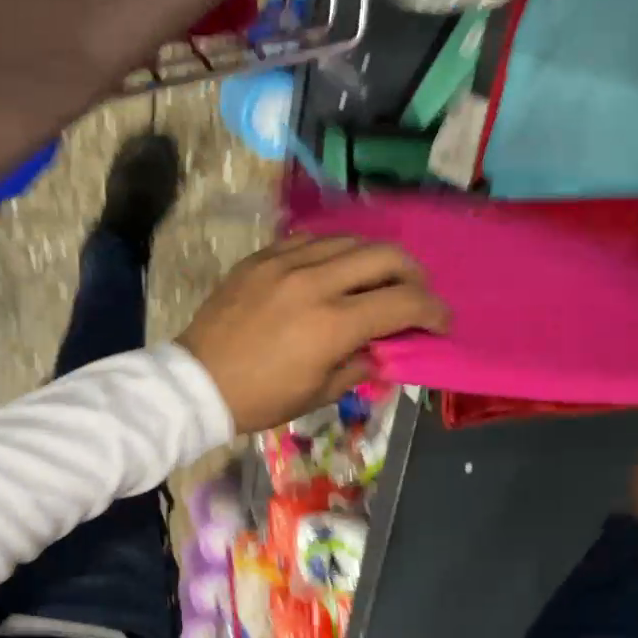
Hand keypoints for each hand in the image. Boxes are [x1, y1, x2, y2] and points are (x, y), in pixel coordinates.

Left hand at [179, 235, 448, 433]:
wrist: (196, 381)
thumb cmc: (260, 398)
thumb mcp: (319, 392)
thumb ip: (361, 364)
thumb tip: (385, 348)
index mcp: (331, 324)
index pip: (402, 303)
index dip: (433, 311)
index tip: (441, 322)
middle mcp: (313, 282)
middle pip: (384, 256)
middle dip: (413, 274)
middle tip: (415, 294)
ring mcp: (284, 263)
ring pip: (348, 240)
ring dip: (374, 258)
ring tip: (378, 278)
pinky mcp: (261, 257)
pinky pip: (310, 239)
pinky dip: (334, 251)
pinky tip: (336, 268)